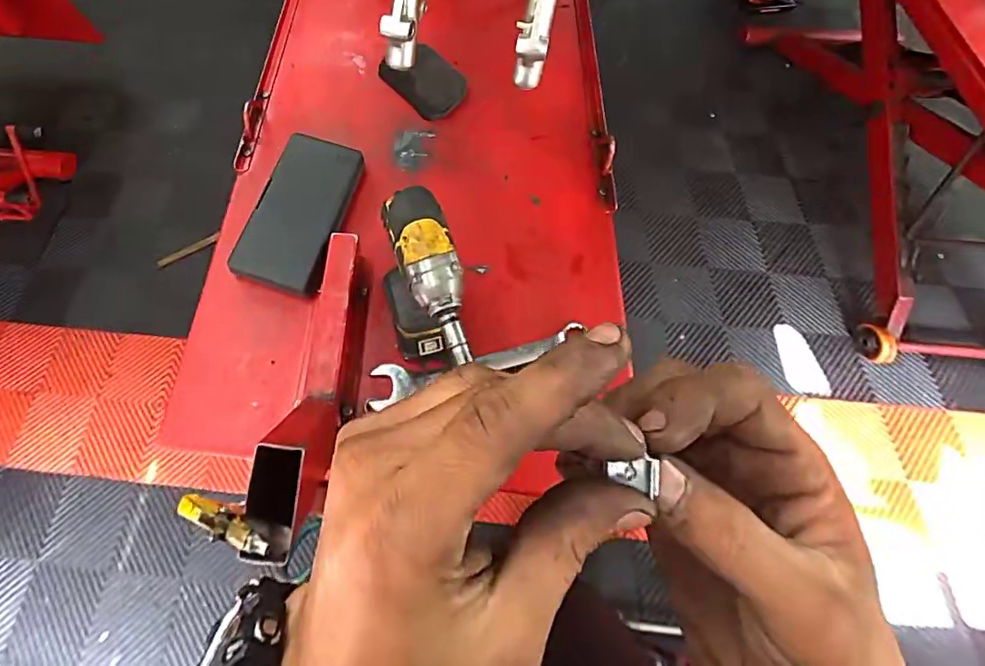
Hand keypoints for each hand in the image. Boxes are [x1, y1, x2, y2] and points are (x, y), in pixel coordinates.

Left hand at [286, 323, 653, 665]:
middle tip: (618, 431)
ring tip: (583, 427)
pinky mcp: (367, 439)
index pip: (493, 418)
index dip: (559, 378)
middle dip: (560, 400)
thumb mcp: (503, 629)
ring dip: (530, 397)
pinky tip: (529, 423)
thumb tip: (618, 491)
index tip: (606, 350)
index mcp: (404, 513)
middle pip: (485, 396)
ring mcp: (366, 443)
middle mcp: (375, 462)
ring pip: (464, 388)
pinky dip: (494, 405)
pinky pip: (441, 400)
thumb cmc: (406, 665)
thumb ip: (564, 545)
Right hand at [605, 361, 900, 665]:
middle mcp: (740, 453)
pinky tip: (577, 468)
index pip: (741, 394)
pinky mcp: (663, 504)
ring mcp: (698, 476)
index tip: (654, 426)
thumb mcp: (799, 596)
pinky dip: (599, 458)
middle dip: (645, 403)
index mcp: (788, 460)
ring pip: (649, 418)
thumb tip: (658, 473)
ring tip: (584, 449)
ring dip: (615, 425)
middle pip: (685, 392)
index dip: (696, 395)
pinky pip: (627, 464)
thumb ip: (732, 533)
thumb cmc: (832, 651)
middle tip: (610, 435)